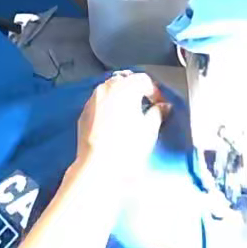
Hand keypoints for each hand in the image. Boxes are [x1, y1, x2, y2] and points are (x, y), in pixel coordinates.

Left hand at [72, 71, 166, 186]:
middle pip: (125, 80)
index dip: (155, 91)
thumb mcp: (149, 129)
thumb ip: (158, 113)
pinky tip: (114, 121)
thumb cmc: (127, 146)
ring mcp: (92, 100)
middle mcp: (106, 88)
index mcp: (125, 87)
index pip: (144, 80)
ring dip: (121, 96)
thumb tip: (163, 107)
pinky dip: (108, 106)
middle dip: (137, 90)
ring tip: (130, 113)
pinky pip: (99, 103)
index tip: (160, 104)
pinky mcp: (83, 114)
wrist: (98, 167)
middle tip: (146, 105)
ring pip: (110, 90)